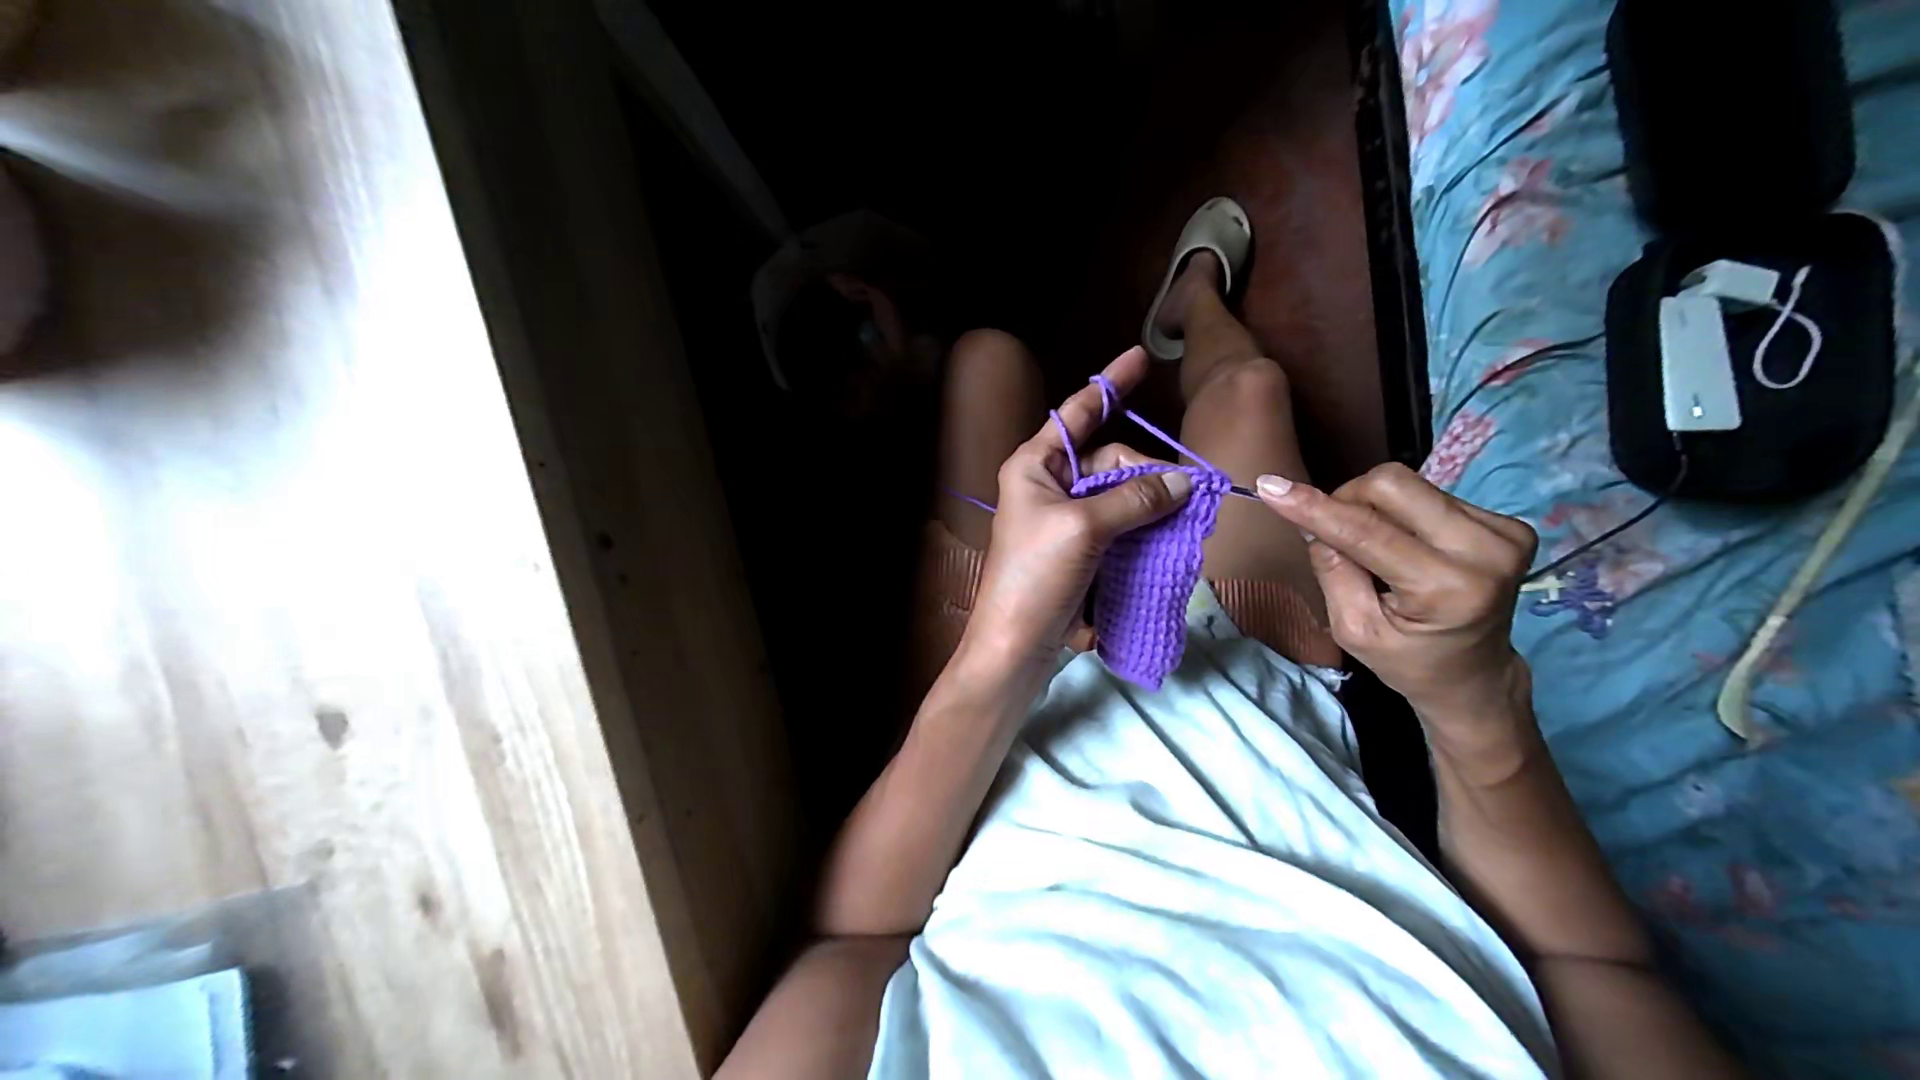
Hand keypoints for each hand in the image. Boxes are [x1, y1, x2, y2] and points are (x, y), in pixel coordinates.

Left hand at [963, 347, 1193, 667]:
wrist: (1015, 646)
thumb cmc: (1034, 576)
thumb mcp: (1084, 528)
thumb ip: (1134, 498)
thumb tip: (1185, 481)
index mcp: (1034, 466)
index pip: (1077, 414)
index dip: (1110, 385)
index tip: (1141, 357)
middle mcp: (1048, 485)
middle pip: (1110, 459)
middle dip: (1148, 469)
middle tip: (1186, 494)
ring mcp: (1065, 519)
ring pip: (1120, 493)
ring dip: (1152, 501)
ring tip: (1184, 515)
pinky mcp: (1080, 550)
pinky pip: (1121, 524)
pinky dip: (1144, 526)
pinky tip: (1167, 534)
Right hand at [1256, 463, 1537, 729]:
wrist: (1474, 674)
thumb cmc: (1407, 659)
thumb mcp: (1353, 628)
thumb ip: (1333, 570)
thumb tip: (1309, 519)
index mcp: (1446, 589)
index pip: (1365, 531)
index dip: (1313, 506)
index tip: (1269, 486)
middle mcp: (1485, 550)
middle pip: (1392, 485)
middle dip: (1347, 500)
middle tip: (1334, 532)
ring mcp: (1503, 532)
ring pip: (1408, 484)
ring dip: (1373, 508)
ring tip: (1374, 547)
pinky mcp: (1507, 523)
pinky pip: (1428, 493)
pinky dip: (1399, 514)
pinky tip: (1406, 545)